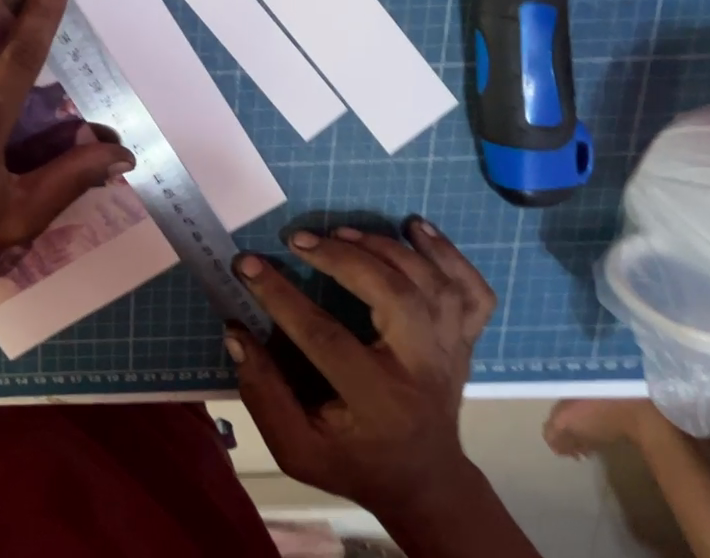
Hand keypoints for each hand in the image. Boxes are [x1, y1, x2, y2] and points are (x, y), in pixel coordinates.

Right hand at [225, 220, 497, 517]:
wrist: (423, 482)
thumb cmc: (351, 461)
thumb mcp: (295, 448)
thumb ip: (262, 392)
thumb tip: (237, 333)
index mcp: (377, 401)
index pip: (325, 337)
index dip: (281, 296)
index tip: (246, 264)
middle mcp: (422, 371)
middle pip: (398, 298)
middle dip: (345, 260)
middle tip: (299, 239)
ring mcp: (450, 353)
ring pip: (434, 286)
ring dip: (388, 248)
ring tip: (341, 232)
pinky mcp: (464, 342)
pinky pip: (472, 291)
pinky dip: (450, 254)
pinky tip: (415, 228)